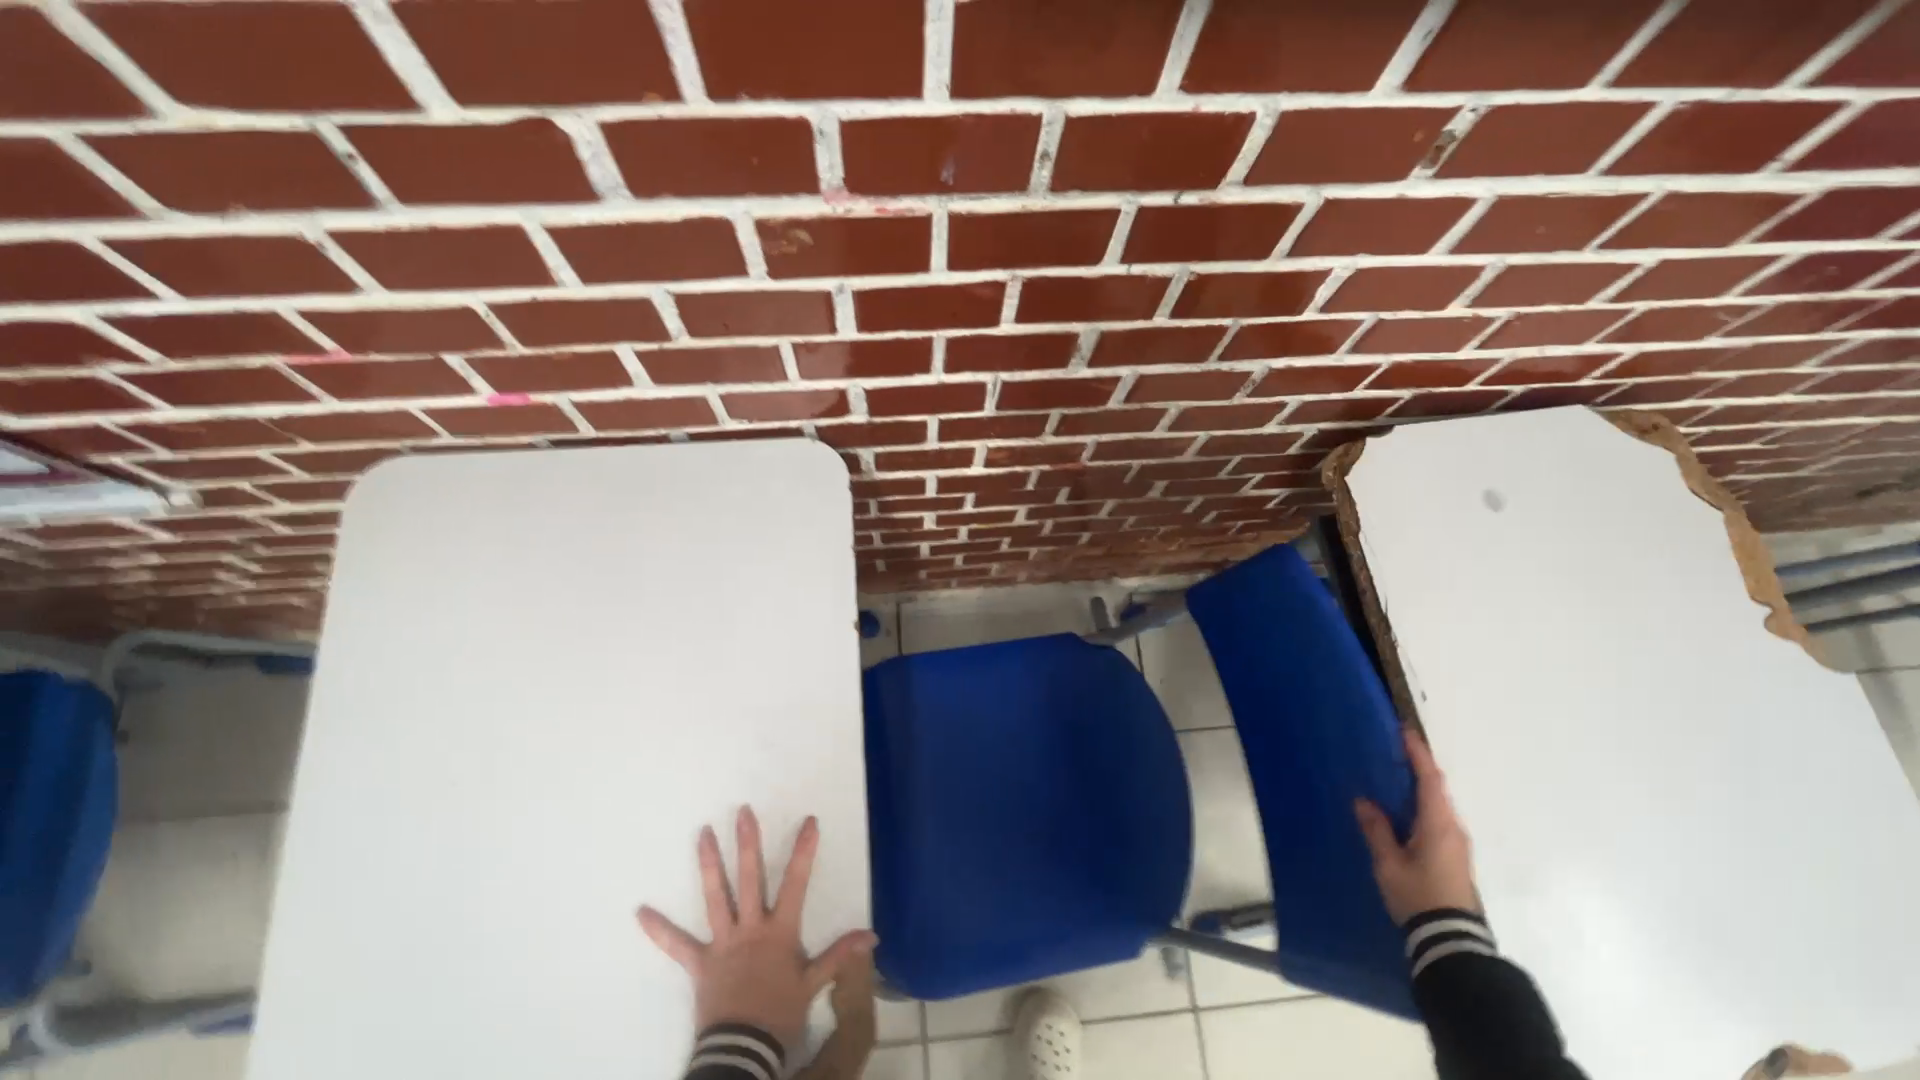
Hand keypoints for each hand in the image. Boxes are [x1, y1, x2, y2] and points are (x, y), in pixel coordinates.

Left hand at [637, 807, 876, 1053]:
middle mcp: (750, 929)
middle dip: (747, 844)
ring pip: (715, 898)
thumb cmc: (780, 1013)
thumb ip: (838, 955)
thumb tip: (871, 936)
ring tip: (702, 833)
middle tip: (743, 812)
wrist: (744, 1049)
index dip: (803, 851)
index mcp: (780, 932)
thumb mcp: (814, 984)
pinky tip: (640, 911)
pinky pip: (676, 944)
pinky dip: (659, 929)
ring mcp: (722, 943)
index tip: (808, 821)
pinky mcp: (700, 962)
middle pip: (749, 879)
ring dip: (708, 864)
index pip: (795, 883)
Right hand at [1354, 729, 1480, 924]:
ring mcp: (1457, 844)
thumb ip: (1377, 830)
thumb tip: (1364, 801)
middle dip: (1418, 768)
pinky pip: (1438, 820)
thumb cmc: (1418, 895)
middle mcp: (1453, 828)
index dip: (1418, 755)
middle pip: (1436, 790)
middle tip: (1393, 752)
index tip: (1405, 732)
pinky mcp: (1455, 857)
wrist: (1451, 938)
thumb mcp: (1389, 864)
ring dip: (1420, 789)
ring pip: (1438, 806)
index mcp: (1438, 824)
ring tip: (1394, 779)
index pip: (1430, 780)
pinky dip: (1422, 807)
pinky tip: (1403, 812)